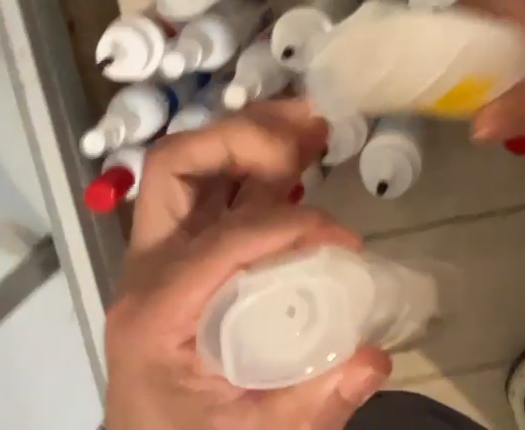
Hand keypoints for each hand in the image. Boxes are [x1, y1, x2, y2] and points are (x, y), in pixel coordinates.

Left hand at [105, 101, 391, 429]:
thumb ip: (310, 404)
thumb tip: (375, 359)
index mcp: (156, 310)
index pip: (225, 239)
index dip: (288, 225)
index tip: (342, 240)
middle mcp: (150, 266)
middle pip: (179, 166)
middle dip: (245, 139)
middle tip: (308, 137)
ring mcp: (163, 251)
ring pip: (194, 161)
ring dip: (253, 135)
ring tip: (312, 123)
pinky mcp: (184, 248)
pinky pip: (213, 184)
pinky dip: (256, 160)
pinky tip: (301, 155)